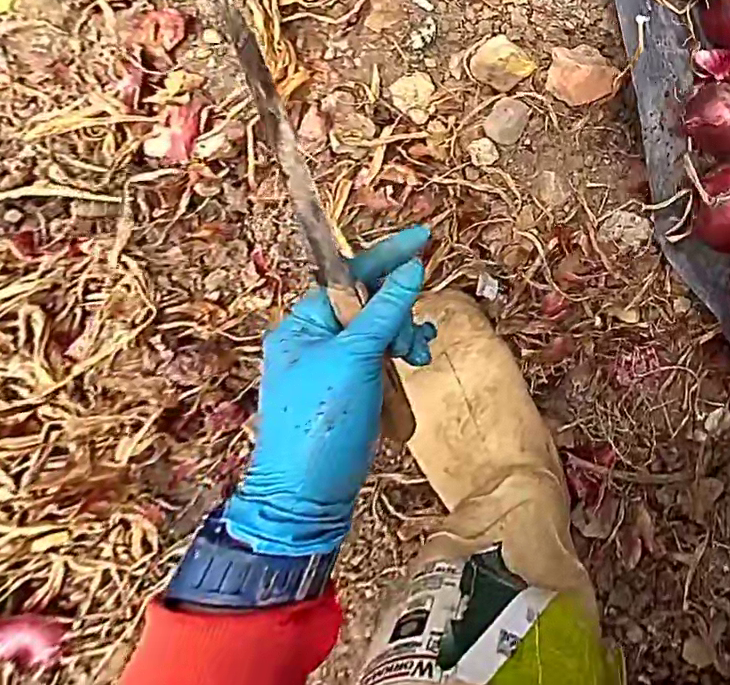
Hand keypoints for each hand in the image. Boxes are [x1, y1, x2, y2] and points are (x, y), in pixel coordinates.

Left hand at [221, 227, 436, 555]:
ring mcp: (339, 358)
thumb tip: (412, 268)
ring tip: (414, 355)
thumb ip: (385, 310)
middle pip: (373, 298)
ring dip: (407, 332)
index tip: (425, 238)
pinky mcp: (357, 378)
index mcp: (304, 324)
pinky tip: (415, 361)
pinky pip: (389, 346)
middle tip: (410, 340)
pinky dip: (406, 348)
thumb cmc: (321, 420)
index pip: (350, 276)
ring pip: (386, 322)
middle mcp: (320, 336)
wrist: (308, 492)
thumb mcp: (356, 358)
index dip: (388, 255)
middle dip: (401, 310)